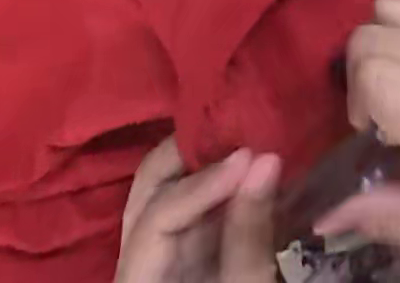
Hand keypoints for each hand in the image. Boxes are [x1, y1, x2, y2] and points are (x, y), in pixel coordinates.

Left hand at [116, 136, 281, 282]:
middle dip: (192, 153)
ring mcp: (156, 262)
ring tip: (247, 140)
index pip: (156, 219)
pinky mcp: (182, 261)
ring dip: (203, 160)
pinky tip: (248, 167)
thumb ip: (249, 236)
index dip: (203, 183)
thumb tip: (266, 159)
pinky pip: (190, 206)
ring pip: (164, 190)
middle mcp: (133, 267)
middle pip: (147, 188)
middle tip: (244, 132)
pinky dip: (215, 181)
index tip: (252, 156)